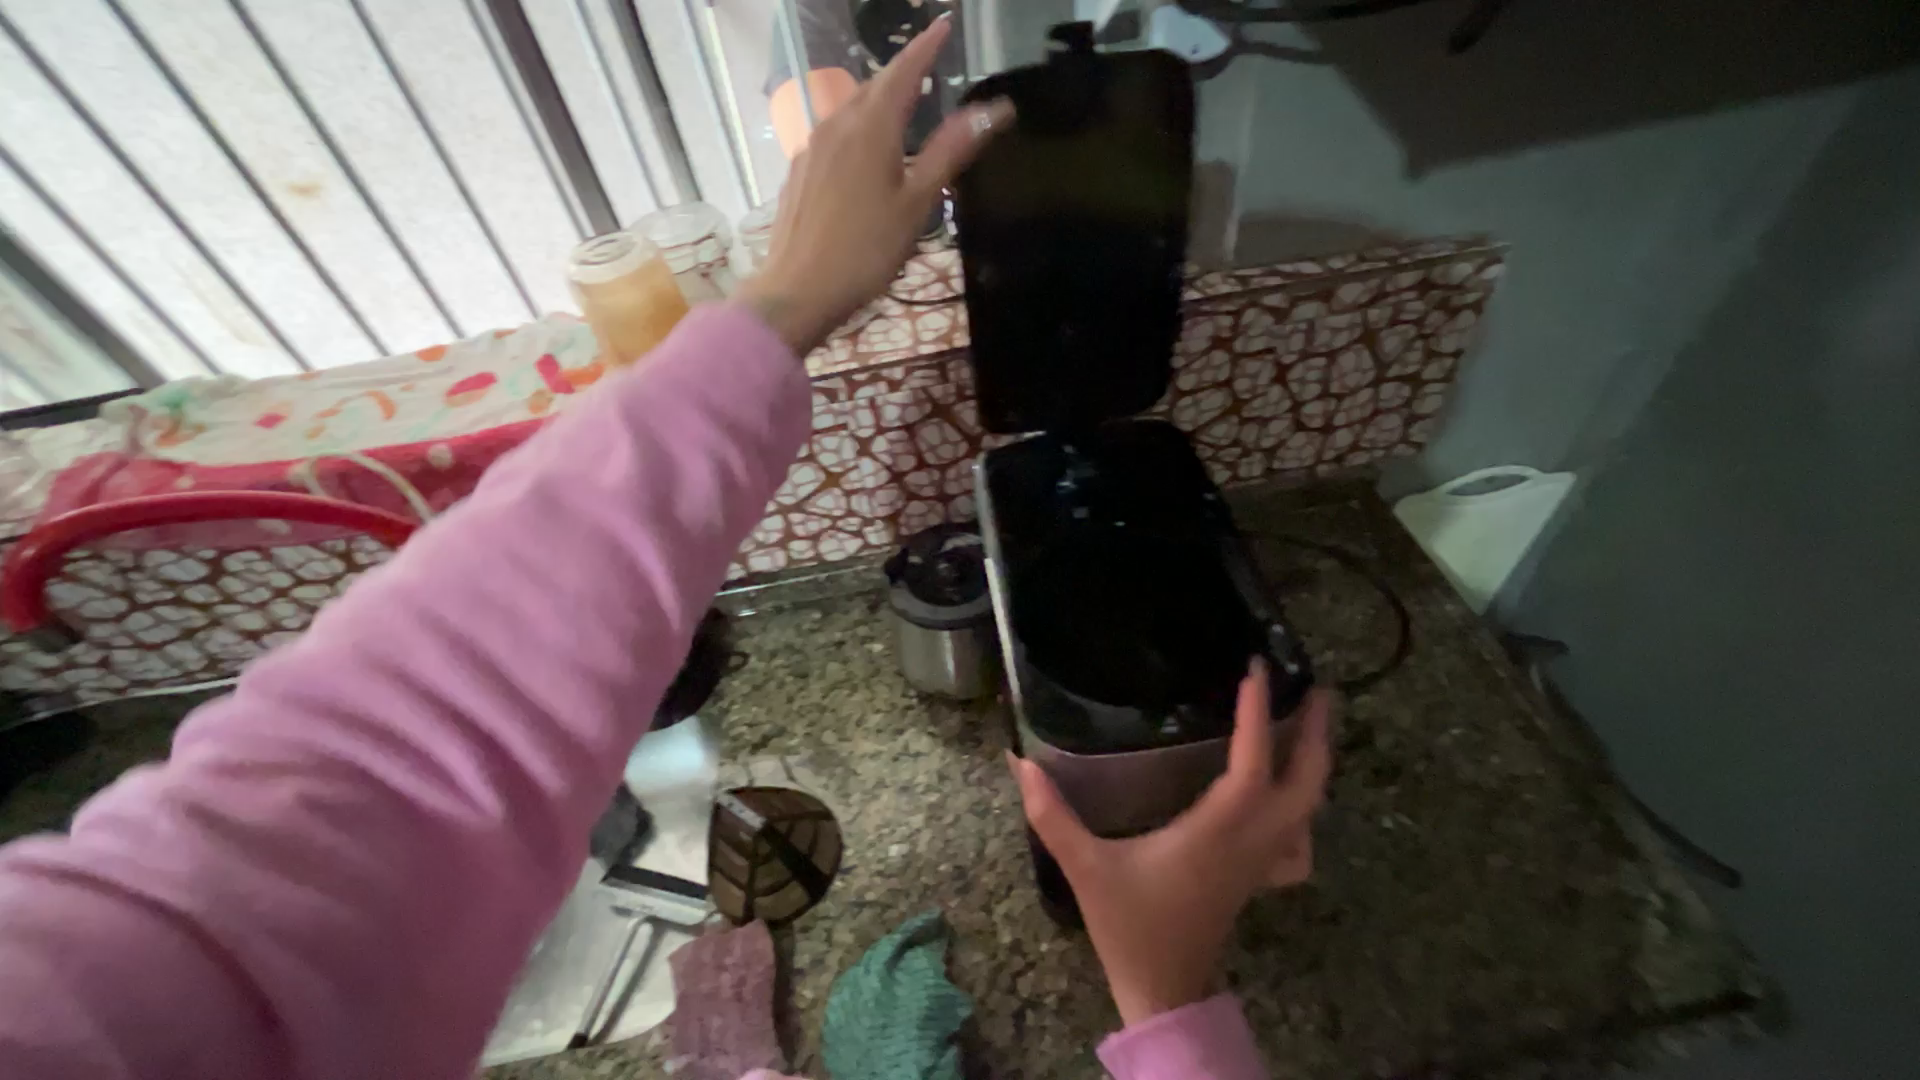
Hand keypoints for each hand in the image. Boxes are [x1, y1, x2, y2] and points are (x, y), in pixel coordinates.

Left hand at [736, 15, 1012, 354]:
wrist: (798, 292)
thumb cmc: (865, 251)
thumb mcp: (916, 205)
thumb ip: (951, 154)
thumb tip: (992, 110)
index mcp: (871, 128)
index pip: (904, 72)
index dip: (926, 46)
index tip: (945, 24)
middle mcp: (836, 125)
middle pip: (873, 87)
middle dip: (901, 74)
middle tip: (927, 68)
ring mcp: (812, 149)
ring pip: (850, 111)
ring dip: (877, 102)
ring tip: (900, 109)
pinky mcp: (799, 174)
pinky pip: (833, 137)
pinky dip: (856, 131)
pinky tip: (863, 153)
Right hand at [1010, 662, 1332, 1026]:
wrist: (1163, 990)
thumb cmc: (1128, 925)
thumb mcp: (1084, 868)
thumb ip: (1051, 814)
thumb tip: (1019, 760)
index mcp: (1214, 834)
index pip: (1251, 767)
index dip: (1258, 716)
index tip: (1256, 670)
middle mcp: (1249, 843)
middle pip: (1306, 785)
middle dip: (1318, 733)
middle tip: (1317, 688)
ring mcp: (1260, 863)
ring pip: (1310, 810)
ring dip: (1316, 763)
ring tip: (1311, 722)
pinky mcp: (1258, 877)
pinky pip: (1298, 841)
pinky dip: (1305, 811)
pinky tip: (1289, 797)